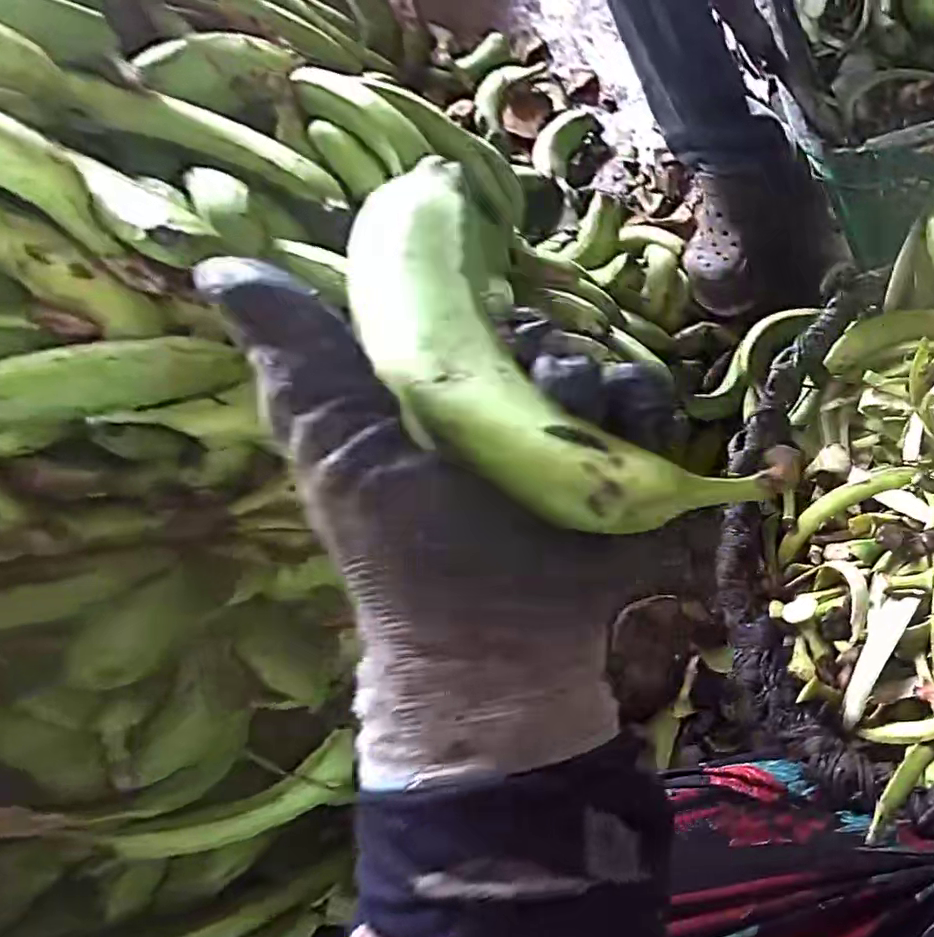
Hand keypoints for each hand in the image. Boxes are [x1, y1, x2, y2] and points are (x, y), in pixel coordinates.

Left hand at [195, 259, 714, 788]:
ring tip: (591, 423)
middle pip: (558, 342)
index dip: (492, 315)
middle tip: (548, 399)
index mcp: (458, 401)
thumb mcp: (347, 456)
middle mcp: (527, 413)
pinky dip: (654, 410)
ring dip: (607, 386)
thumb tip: (230, 267)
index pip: (484, 323)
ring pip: (612, 372)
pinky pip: (657, 414)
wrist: (504, 627)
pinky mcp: (638, 467)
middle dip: (555, 361)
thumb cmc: (417, 547)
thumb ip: (309, 370)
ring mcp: (590, 441)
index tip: (494, 328)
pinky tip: (642, 432)